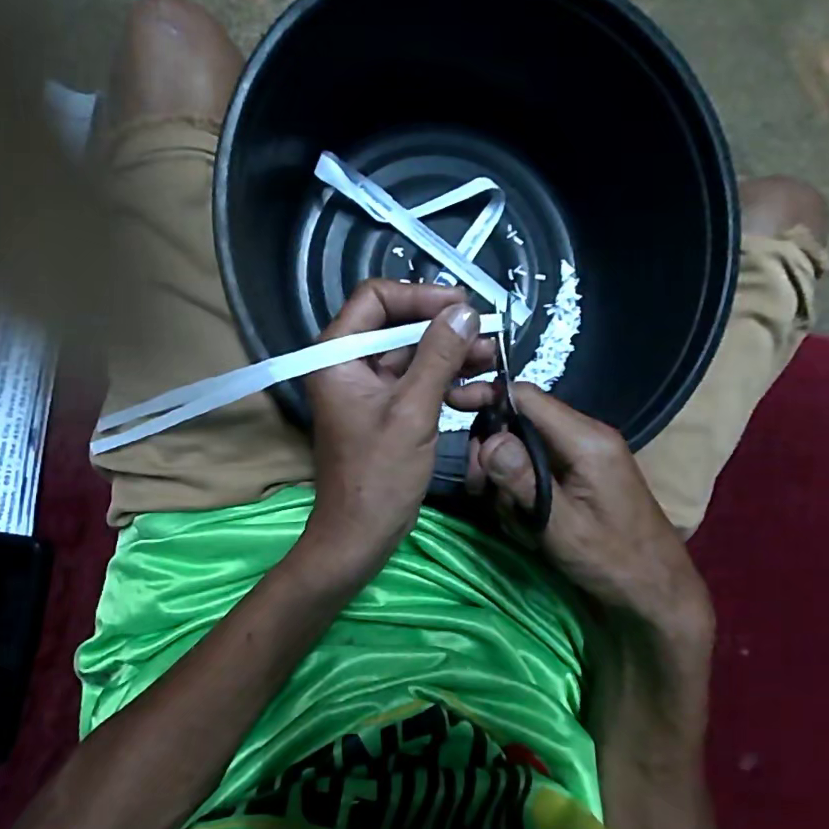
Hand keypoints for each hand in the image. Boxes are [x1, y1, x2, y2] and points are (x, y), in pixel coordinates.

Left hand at [303, 279, 492, 574]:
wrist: (360, 533)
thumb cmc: (379, 475)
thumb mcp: (413, 411)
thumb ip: (438, 357)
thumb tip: (465, 312)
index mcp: (336, 356)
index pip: (375, 298)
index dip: (419, 295)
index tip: (461, 306)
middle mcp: (346, 363)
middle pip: (397, 323)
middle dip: (443, 327)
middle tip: (488, 333)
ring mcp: (365, 386)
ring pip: (411, 352)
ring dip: (450, 352)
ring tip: (491, 357)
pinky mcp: (383, 408)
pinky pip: (415, 379)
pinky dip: (443, 378)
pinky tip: (476, 384)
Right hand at [447, 381, 711, 644]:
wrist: (655, 594)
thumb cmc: (614, 561)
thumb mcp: (562, 526)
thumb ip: (523, 480)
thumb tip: (488, 439)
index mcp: (586, 441)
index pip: (526, 396)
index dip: (486, 396)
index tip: (450, 406)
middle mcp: (584, 438)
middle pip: (517, 421)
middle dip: (490, 453)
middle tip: (480, 492)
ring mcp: (581, 457)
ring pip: (520, 448)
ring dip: (504, 480)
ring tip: (514, 519)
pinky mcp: (577, 475)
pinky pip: (534, 467)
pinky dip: (519, 491)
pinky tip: (525, 522)